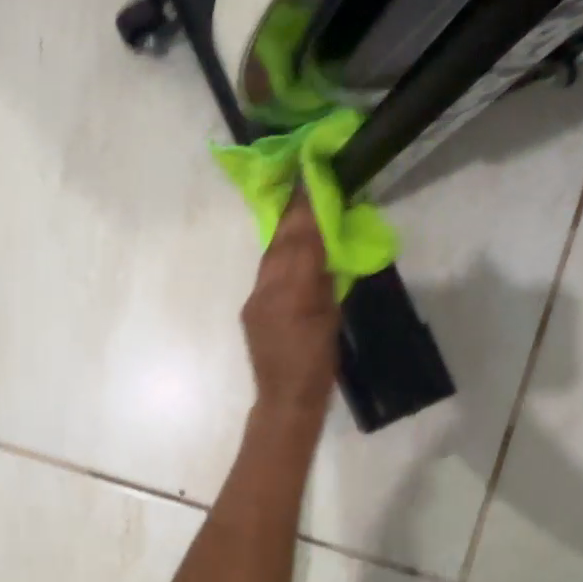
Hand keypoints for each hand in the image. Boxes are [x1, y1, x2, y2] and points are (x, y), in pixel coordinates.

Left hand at [242, 194, 338, 417]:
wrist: (284, 401)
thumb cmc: (318, 366)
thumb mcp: (331, 320)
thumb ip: (325, 284)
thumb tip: (324, 254)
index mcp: (294, 292)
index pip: (302, 241)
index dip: (308, 210)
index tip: (313, 181)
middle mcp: (269, 289)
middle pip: (282, 242)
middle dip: (294, 213)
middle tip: (305, 184)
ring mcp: (256, 299)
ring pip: (272, 256)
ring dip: (285, 232)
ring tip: (299, 211)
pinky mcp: (251, 309)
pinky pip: (267, 273)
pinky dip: (280, 256)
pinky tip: (290, 251)